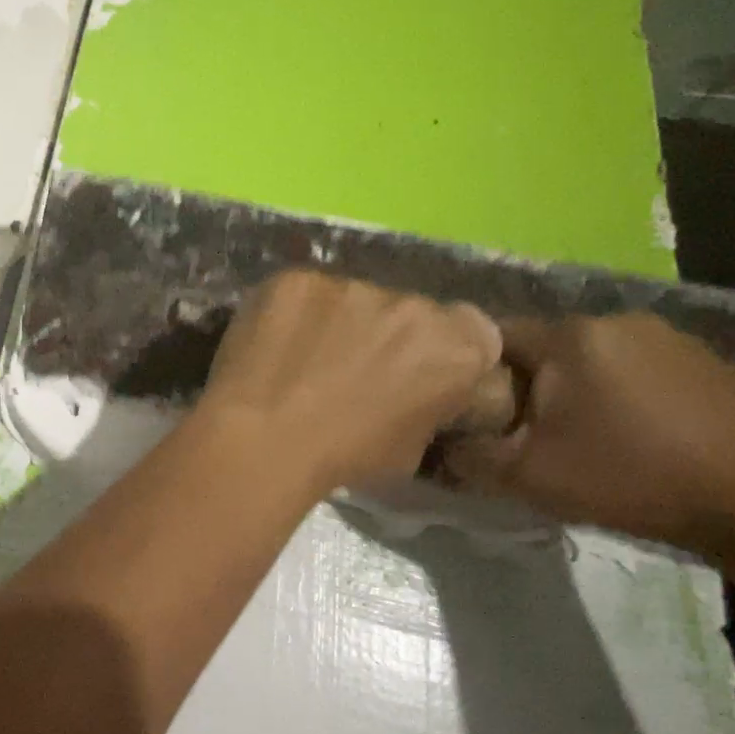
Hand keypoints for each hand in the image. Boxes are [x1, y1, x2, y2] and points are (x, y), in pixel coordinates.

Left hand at [197, 271, 501, 490]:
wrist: (263, 435)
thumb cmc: (344, 456)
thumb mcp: (415, 446)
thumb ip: (429, 401)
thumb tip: (414, 392)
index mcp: (455, 347)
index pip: (471, 329)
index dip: (442, 347)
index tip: (416, 368)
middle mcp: (411, 303)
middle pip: (407, 309)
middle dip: (387, 331)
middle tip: (352, 364)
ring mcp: (350, 284)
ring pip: (351, 297)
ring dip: (337, 319)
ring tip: (303, 355)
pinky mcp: (296, 277)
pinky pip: (301, 292)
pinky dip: (291, 311)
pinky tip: (272, 339)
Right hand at [444, 313, 734, 553]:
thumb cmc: (632, 480)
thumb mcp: (528, 477)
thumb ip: (466, 456)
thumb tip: (436, 446)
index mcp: (570, 334)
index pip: (492, 337)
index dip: (473, 374)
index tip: (474, 412)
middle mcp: (617, 321)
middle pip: (544, 347)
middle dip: (528, 385)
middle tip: (527, 433)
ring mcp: (671, 340)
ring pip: (592, 359)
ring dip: (577, 390)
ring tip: (582, 438)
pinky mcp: (710, 365)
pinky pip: (638, 371)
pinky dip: (623, 397)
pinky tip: (635, 438)